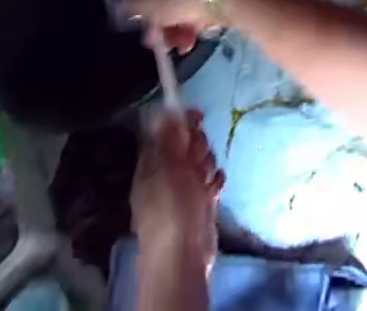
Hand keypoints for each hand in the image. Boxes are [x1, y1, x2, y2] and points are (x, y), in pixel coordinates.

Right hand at [126, 0, 229, 54]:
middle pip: (164, 7)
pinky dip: (193, 31)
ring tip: (181, 47)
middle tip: (161, 44)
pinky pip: (197, 18)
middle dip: (161, 29)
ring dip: (177, 34)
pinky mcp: (213, 0)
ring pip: (181, 15)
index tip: (144, 32)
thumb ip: (133, 4)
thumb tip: (123, 5)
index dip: (142, 14)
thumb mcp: (148, 2)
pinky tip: (192, 41)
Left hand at [131, 110, 223, 266]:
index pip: (165, 132)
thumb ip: (168, 138)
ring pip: (201, 160)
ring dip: (207, 163)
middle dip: (197, 145)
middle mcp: (166, 174)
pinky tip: (214, 188)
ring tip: (204, 179)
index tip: (198, 116)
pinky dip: (215, 180)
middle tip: (196, 159)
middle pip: (186, 144)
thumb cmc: (170, 210)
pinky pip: (211, 179)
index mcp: (151, 165)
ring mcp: (184, 189)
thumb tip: (166, 109)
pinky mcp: (200, 202)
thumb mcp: (166, 168)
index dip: (181, 121)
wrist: (182, 257)